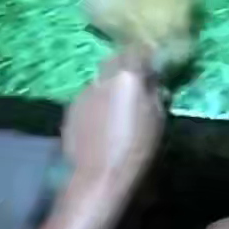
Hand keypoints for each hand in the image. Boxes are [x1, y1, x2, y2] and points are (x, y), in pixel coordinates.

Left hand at [59, 52, 165, 216]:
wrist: (97, 178)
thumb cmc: (137, 149)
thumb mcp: (158, 119)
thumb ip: (154, 93)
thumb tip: (152, 81)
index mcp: (128, 76)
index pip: (138, 50)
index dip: (147, 55)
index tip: (156, 63)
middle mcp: (103, 78)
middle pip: (115, 60)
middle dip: (127, 66)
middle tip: (138, 80)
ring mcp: (84, 92)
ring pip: (101, 79)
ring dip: (112, 84)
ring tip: (121, 103)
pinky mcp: (71, 109)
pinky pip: (90, 96)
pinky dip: (99, 100)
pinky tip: (104, 119)